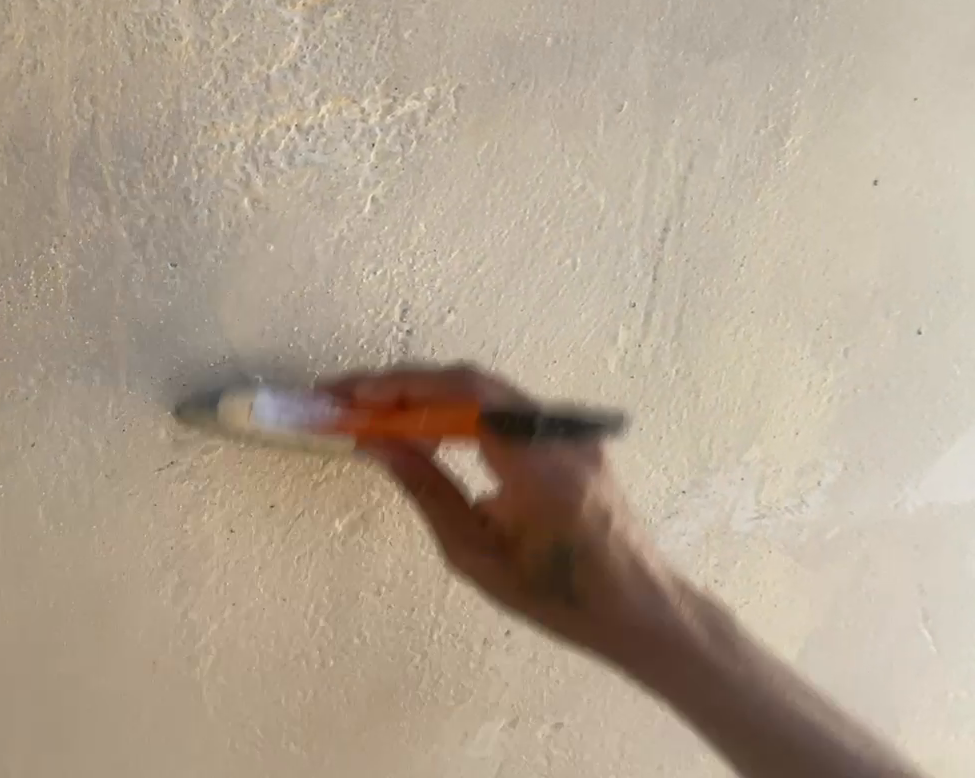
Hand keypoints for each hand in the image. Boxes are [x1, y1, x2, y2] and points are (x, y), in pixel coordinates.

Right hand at [325, 363, 685, 662]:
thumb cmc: (559, 595)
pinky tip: (422, 427)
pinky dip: (449, 405)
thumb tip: (375, 443)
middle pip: (467, 381)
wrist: (645, 610)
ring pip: (479, 386)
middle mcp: (559, 435)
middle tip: (346, 396)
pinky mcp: (566, 432)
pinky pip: (496, 402)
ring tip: (372, 412)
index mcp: (540, 467)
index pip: (464, 397)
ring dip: (420, 392)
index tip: (353, 395)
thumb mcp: (475, 554)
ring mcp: (568, 429)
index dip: (403, 386)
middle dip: (398, 384)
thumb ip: (425, 490)